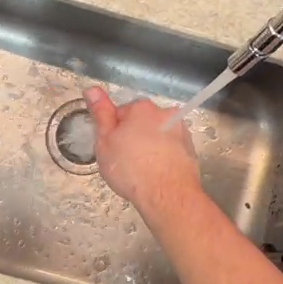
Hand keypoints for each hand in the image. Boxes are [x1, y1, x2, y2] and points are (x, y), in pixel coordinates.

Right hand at [85, 86, 206, 225]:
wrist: (167, 193)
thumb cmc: (131, 168)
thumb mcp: (105, 141)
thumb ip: (100, 113)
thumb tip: (92, 89)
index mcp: (140, 108)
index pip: (120, 113)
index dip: (113, 132)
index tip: (111, 148)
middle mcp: (164, 113)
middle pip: (141, 122)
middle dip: (132, 137)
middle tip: (123, 160)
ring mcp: (180, 130)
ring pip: (156, 136)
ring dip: (148, 147)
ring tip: (139, 170)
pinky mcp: (190, 148)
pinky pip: (169, 149)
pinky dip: (162, 157)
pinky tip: (154, 173)